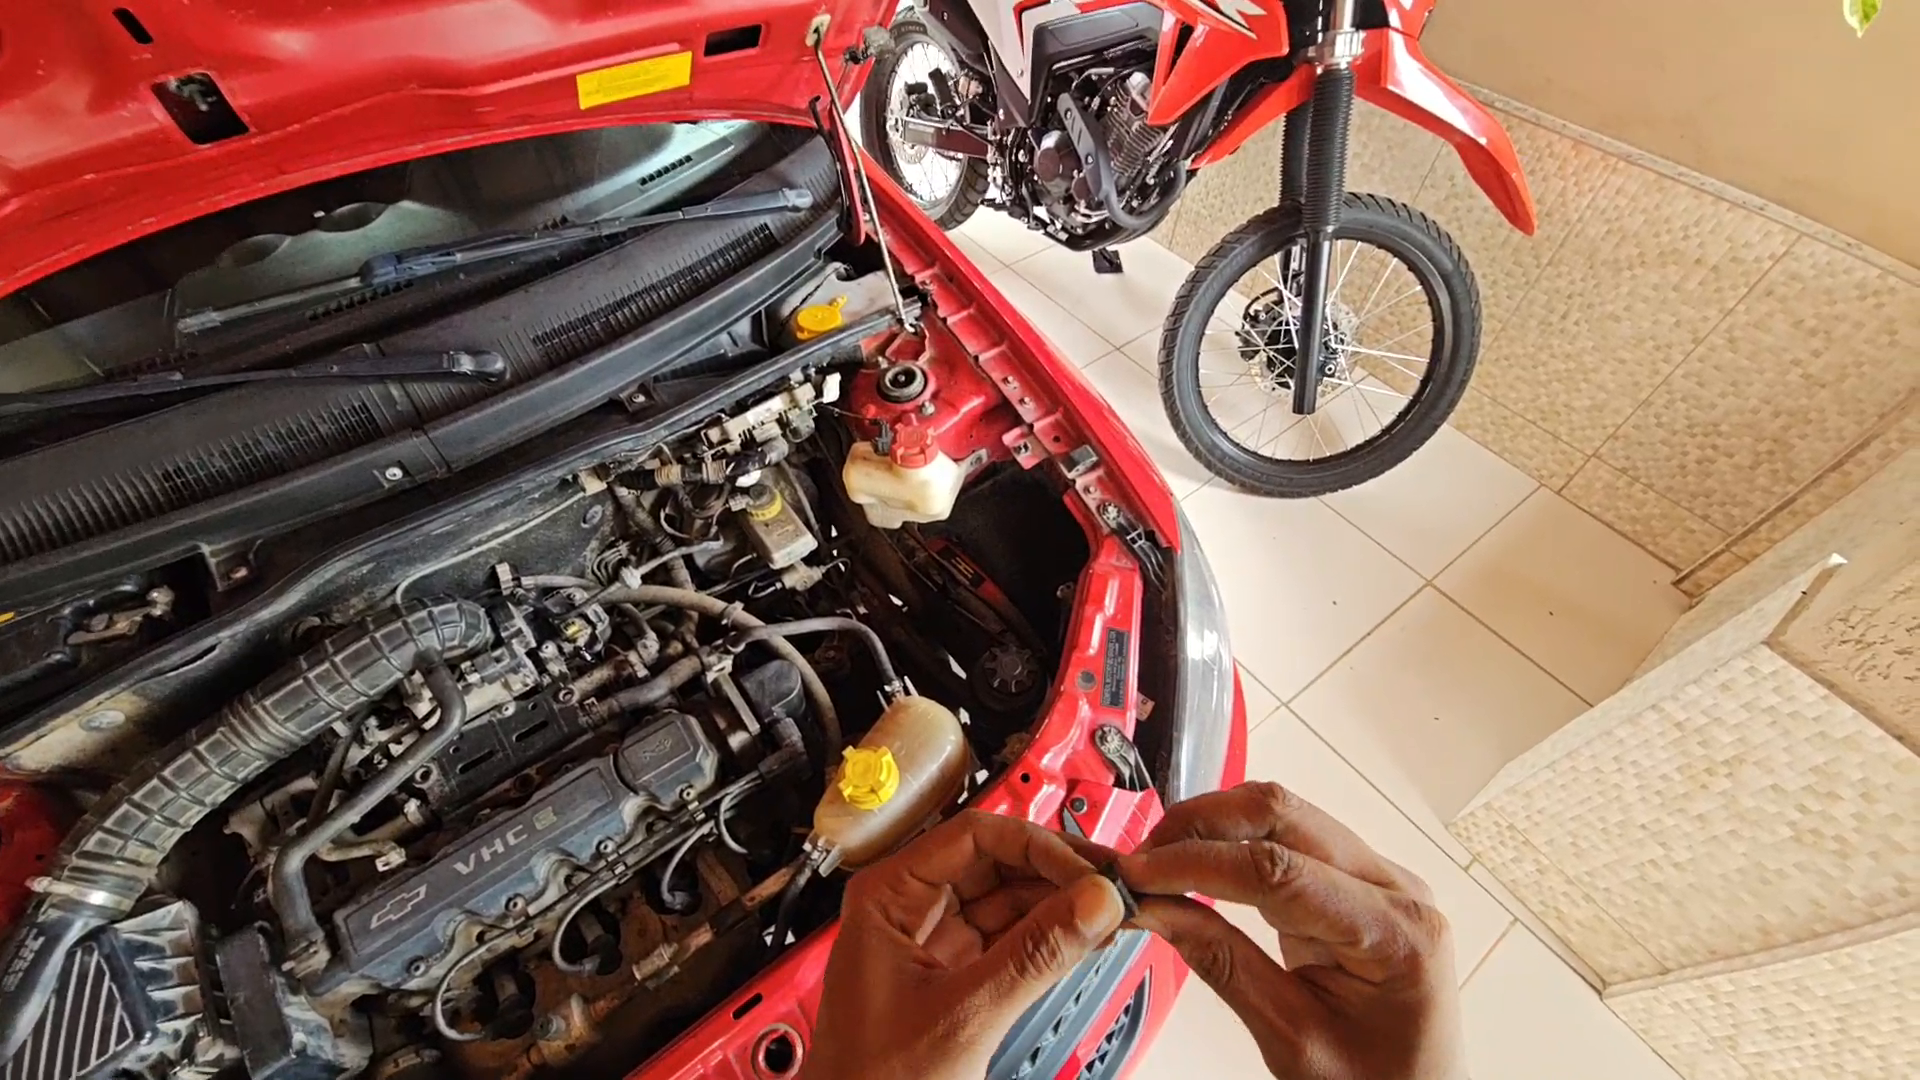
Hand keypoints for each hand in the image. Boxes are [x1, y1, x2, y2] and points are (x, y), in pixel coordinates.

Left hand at [800, 810, 1126, 1079]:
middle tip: (1111, 882)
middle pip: (995, 861)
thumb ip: (1033, 955)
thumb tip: (1092, 902)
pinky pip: (1009, 935)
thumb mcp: (962, 1016)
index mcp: (890, 894)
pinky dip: (1049, 935)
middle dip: (1055, 871)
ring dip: (1059, 902)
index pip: (973, 837)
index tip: (1086, 870)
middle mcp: (911, 904)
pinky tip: (1084, 934)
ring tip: (1109, 907)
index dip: (1036, 846)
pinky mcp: (956, 970)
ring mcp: (935, 937)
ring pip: (1007, 897)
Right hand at [1117, 782, 1464, 1079]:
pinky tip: (1194, 858)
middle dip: (1199, 824)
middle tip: (1142, 856)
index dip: (1195, 862)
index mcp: (1394, 934)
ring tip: (1159, 857)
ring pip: (1276, 808)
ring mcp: (1374, 874)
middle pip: (1279, 812)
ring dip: (1209, 823)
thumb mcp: (1292, 1042)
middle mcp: (1393, 887)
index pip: (1275, 869)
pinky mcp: (1347, 874)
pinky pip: (1280, 830)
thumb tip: (1151, 906)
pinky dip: (1228, 835)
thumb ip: (1220, 963)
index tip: (1138, 873)